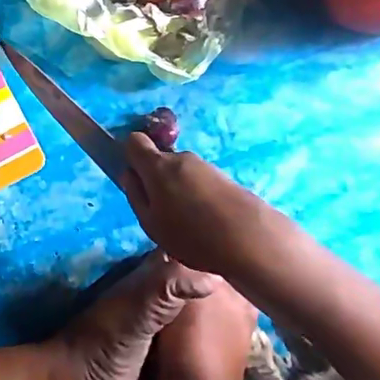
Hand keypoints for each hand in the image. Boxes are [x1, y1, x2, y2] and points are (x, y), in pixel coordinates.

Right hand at [119, 133, 291, 276]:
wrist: (250, 238)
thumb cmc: (191, 234)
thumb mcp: (151, 223)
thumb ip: (135, 195)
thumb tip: (129, 174)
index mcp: (157, 166)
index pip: (135, 141)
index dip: (130, 156)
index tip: (134, 179)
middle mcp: (181, 157)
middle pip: (160, 159)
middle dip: (156, 179)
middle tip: (162, 212)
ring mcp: (205, 165)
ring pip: (181, 172)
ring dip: (179, 190)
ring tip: (188, 223)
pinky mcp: (223, 177)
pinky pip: (199, 181)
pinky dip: (197, 196)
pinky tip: (206, 222)